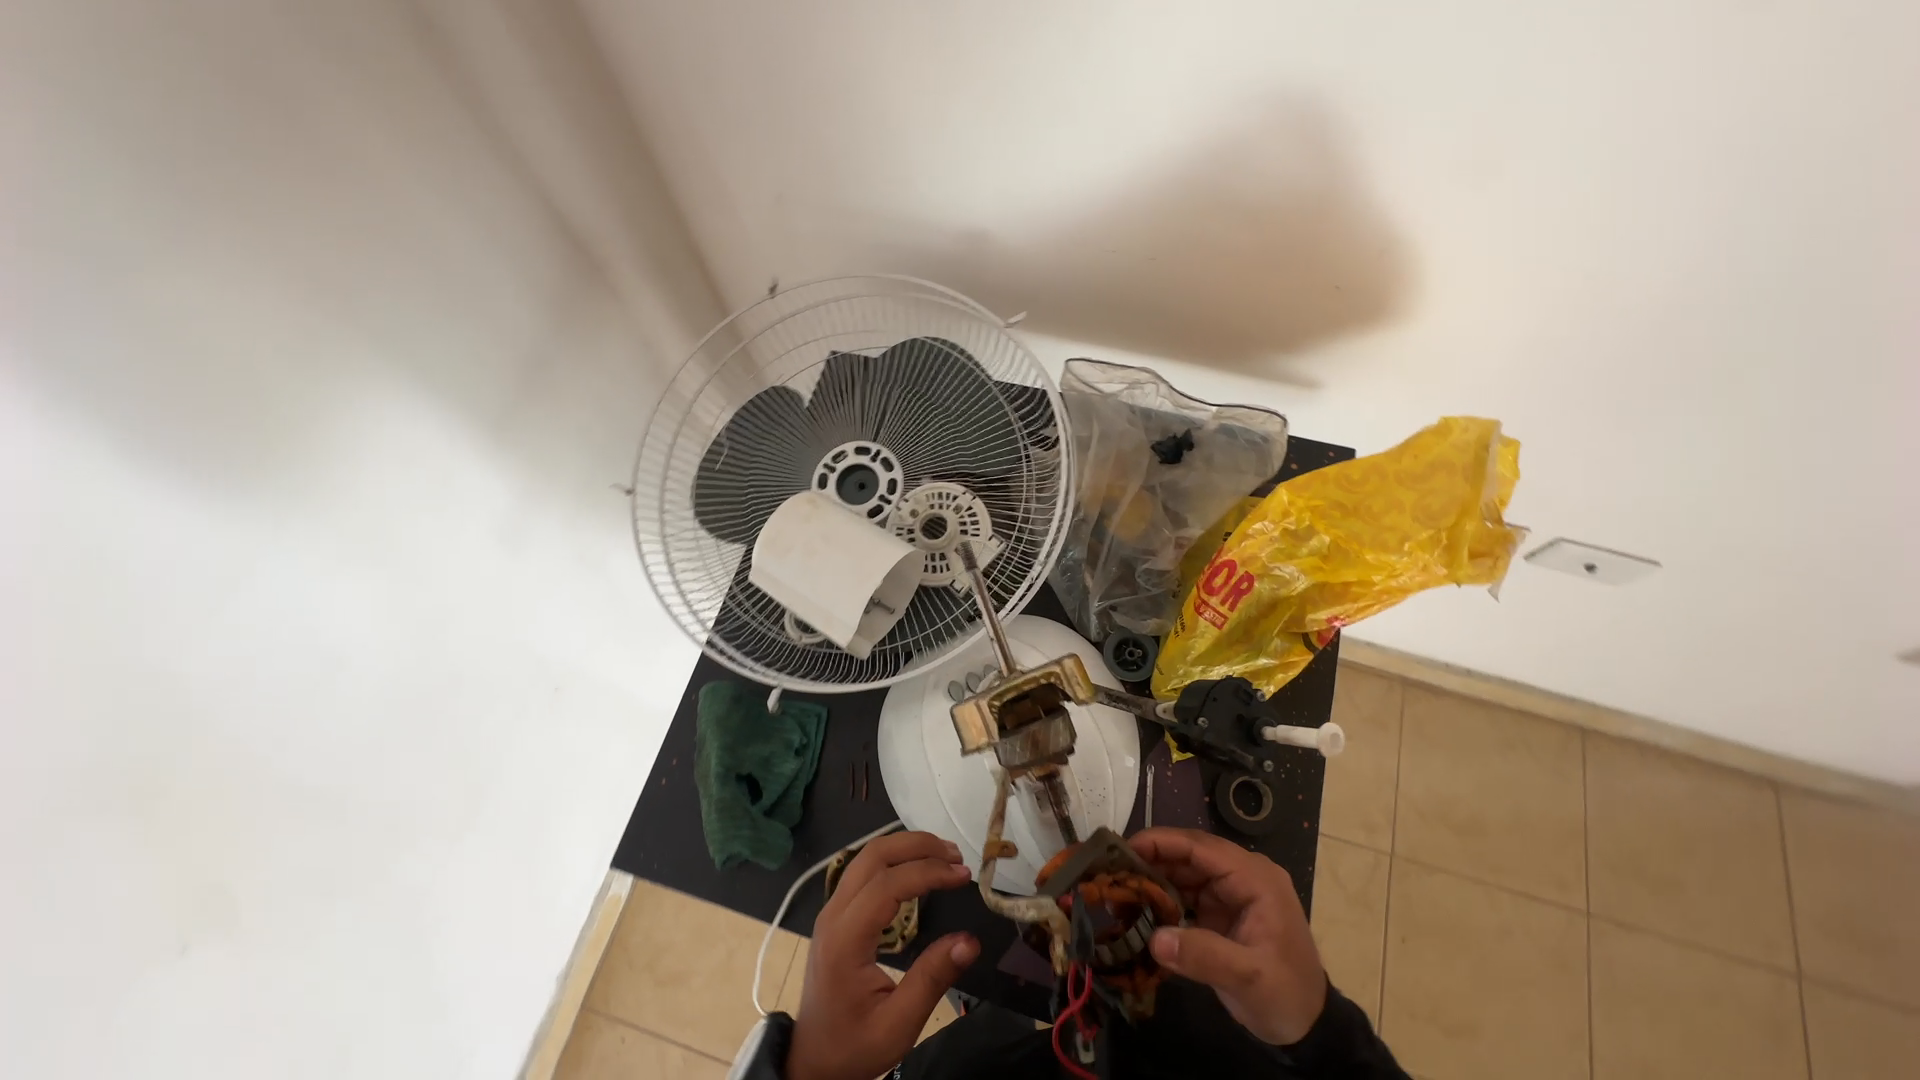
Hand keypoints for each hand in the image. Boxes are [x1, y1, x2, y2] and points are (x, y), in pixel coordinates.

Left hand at [786, 832, 980, 1079]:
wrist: (812, 1060)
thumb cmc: (853, 1045)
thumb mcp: (897, 1026)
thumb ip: (932, 980)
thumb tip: (970, 941)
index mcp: (845, 940)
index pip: (887, 884)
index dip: (928, 872)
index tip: (964, 876)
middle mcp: (833, 915)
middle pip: (873, 856)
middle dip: (917, 846)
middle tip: (956, 856)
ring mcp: (831, 912)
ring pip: (866, 857)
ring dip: (906, 848)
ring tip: (944, 857)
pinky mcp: (836, 915)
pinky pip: (863, 871)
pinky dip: (894, 860)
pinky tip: (918, 870)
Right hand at [1129, 827, 1327, 1045]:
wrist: (1309, 1028)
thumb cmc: (1286, 995)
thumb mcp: (1249, 977)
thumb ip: (1204, 955)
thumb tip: (1154, 939)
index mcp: (1255, 878)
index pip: (1201, 847)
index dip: (1161, 843)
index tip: (1123, 850)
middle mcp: (1242, 877)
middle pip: (1188, 856)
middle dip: (1149, 861)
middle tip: (1110, 873)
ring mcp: (1231, 894)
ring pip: (1182, 874)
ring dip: (1152, 880)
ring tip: (1116, 890)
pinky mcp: (1221, 913)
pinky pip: (1185, 896)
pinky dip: (1161, 900)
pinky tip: (1136, 910)